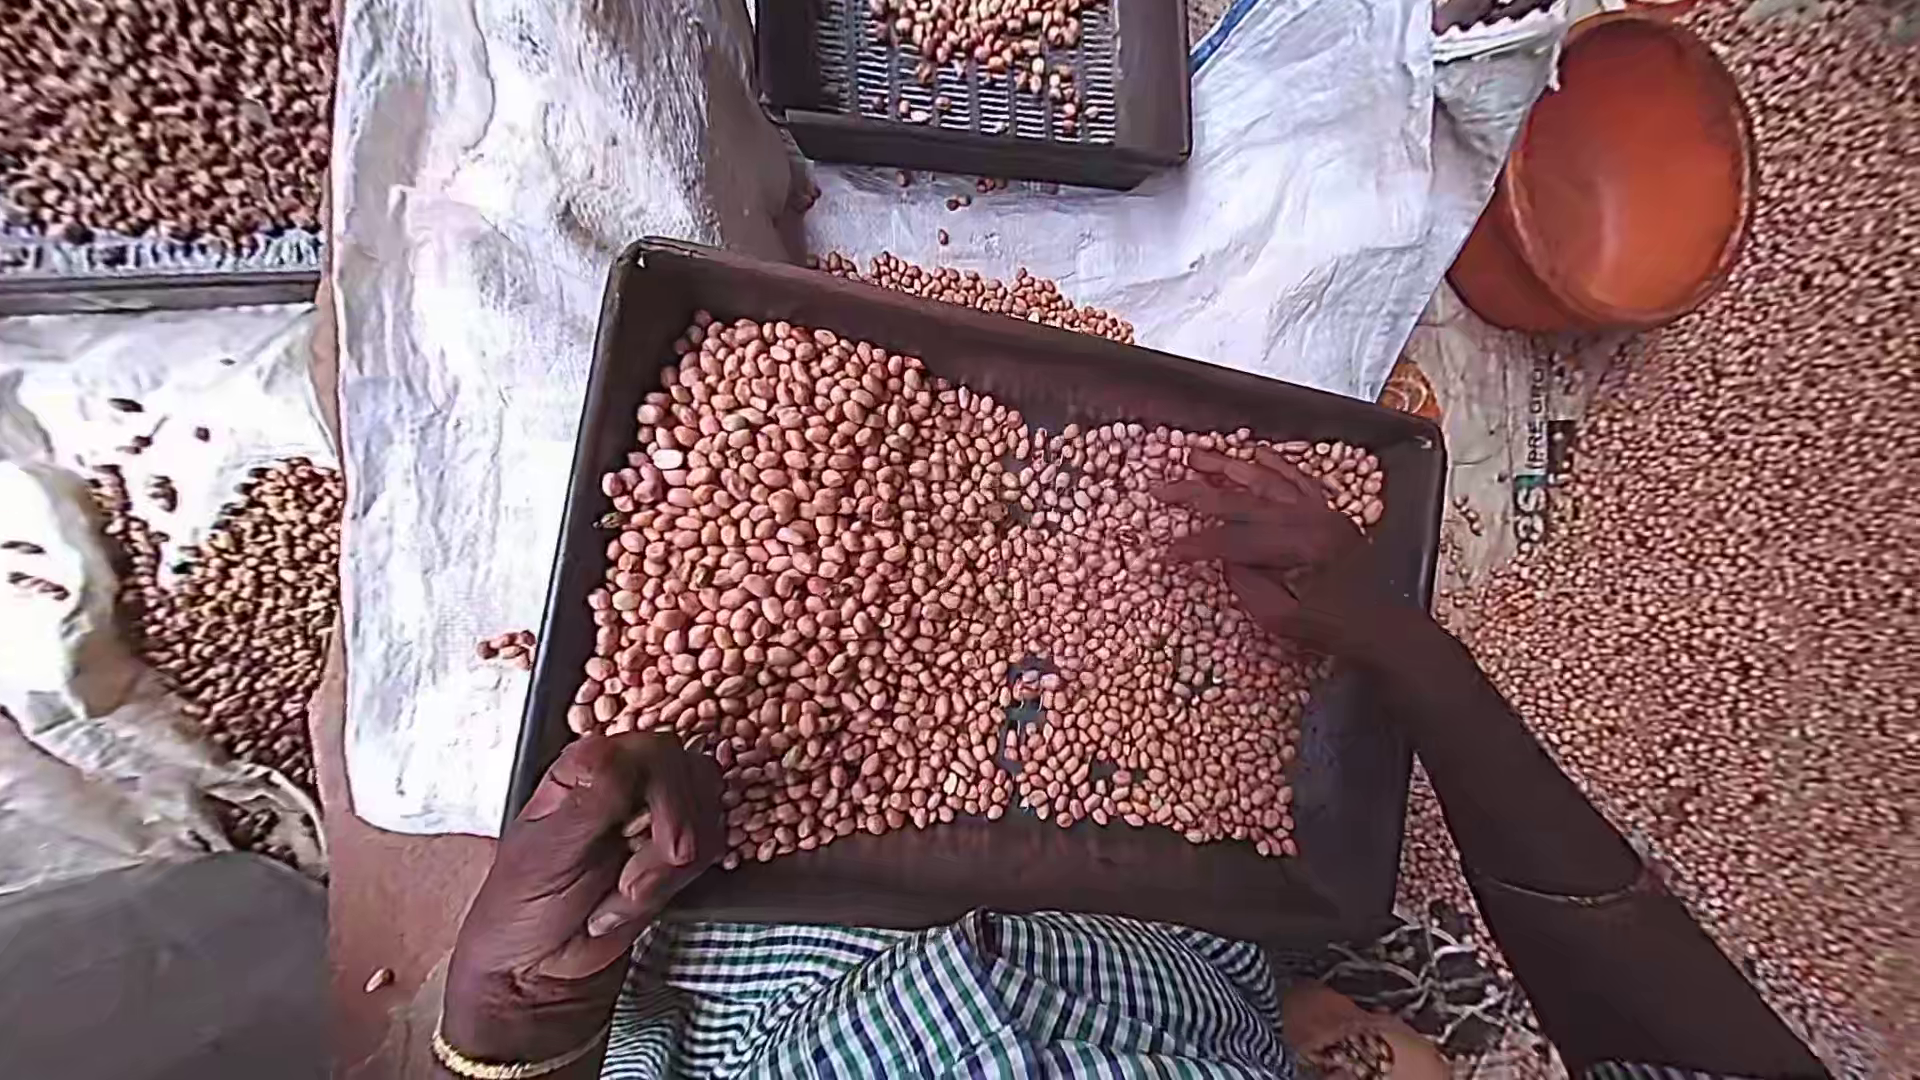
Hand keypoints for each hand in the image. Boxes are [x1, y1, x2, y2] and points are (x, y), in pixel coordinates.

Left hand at [442, 733, 723, 1063]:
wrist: (539, 970)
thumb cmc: (523, 911)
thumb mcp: (544, 858)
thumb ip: (587, 804)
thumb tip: (620, 761)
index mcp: (591, 764)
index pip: (655, 751)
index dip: (669, 794)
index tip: (668, 845)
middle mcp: (632, 771)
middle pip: (691, 774)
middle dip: (671, 839)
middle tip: (630, 886)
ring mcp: (661, 799)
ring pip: (707, 807)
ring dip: (670, 867)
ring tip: (623, 896)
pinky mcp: (682, 831)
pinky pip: (712, 839)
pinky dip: (678, 879)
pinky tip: (639, 897)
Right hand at [1156, 446, 1392, 656]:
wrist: (1383, 625)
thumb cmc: (1328, 628)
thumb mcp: (1278, 617)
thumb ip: (1245, 583)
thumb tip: (1222, 556)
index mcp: (1296, 549)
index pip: (1231, 541)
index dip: (1194, 546)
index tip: (1166, 552)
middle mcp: (1308, 520)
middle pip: (1240, 502)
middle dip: (1195, 495)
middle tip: (1161, 489)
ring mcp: (1319, 512)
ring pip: (1265, 480)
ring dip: (1227, 466)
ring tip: (1196, 454)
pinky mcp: (1327, 511)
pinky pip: (1298, 479)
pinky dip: (1276, 463)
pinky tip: (1255, 451)